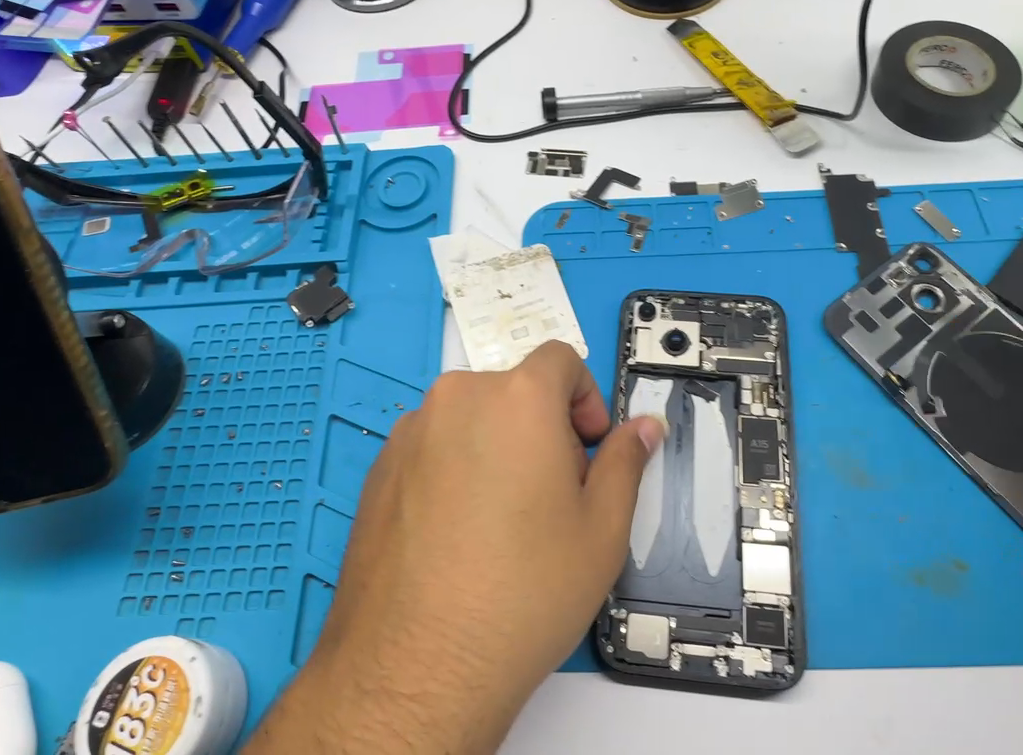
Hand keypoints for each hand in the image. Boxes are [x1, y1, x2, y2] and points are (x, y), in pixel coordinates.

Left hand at [246, 342, 664, 754]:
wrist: (416, 664)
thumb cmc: (524, 591)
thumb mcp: (602, 529)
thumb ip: (626, 463)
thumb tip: (644, 427)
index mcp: (517, 398)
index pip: (561, 359)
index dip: (586, 397)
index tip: (590, 447)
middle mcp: (456, 400)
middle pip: (514, 391)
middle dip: (543, 428)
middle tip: (555, 496)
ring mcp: (409, 434)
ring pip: (471, 420)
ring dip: (497, 448)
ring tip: (505, 524)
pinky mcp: (378, 470)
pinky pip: (432, 448)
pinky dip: (455, 470)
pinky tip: (460, 537)